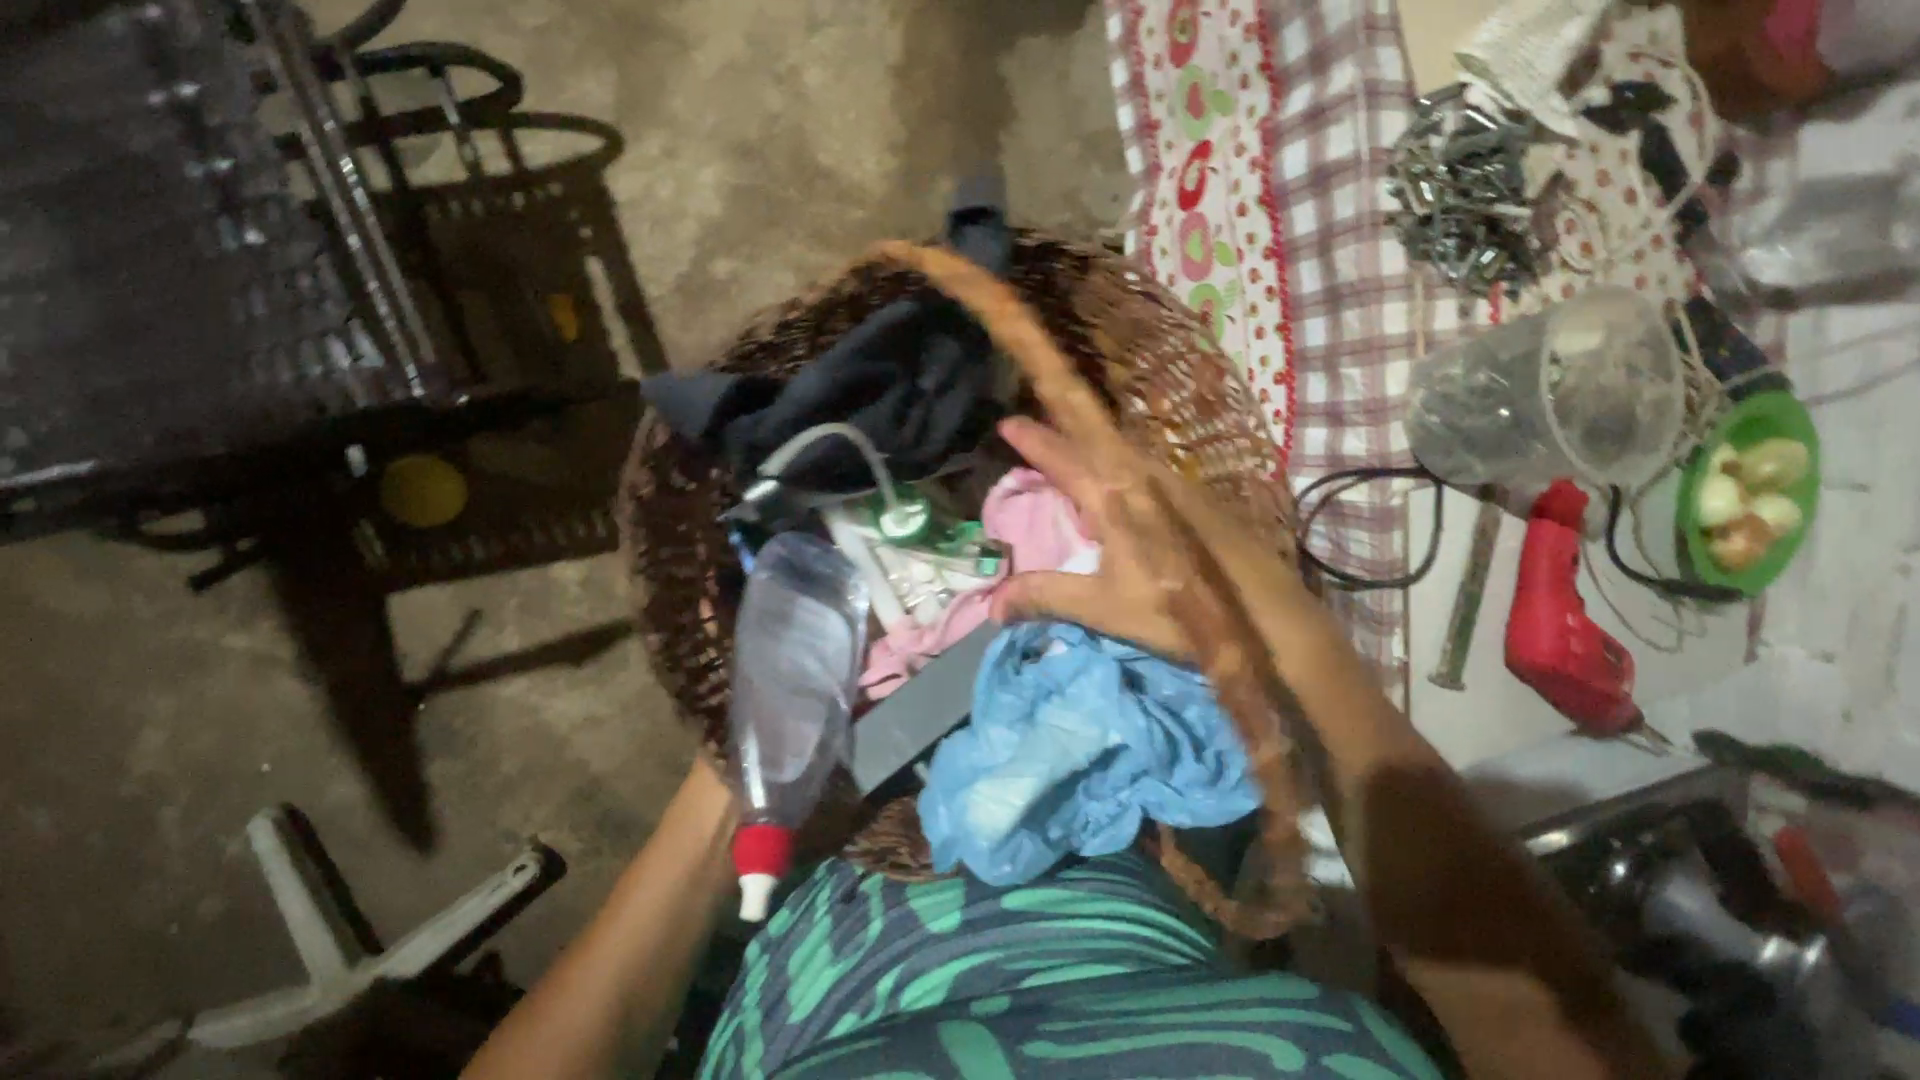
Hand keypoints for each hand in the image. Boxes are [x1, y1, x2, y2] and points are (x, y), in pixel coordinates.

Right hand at [987, 416, 1313, 659]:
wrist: (1263, 613)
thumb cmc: (1178, 610)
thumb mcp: (1104, 608)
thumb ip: (1047, 598)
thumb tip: (991, 606)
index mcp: (1115, 499)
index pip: (1065, 460)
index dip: (1035, 441)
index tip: (1008, 422)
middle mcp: (1143, 479)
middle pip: (1094, 443)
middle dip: (1061, 432)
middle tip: (1034, 424)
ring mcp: (1174, 485)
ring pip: (1122, 453)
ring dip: (1091, 446)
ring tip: (1071, 454)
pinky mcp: (1197, 499)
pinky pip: (1144, 468)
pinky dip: (1119, 464)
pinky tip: (1121, 486)